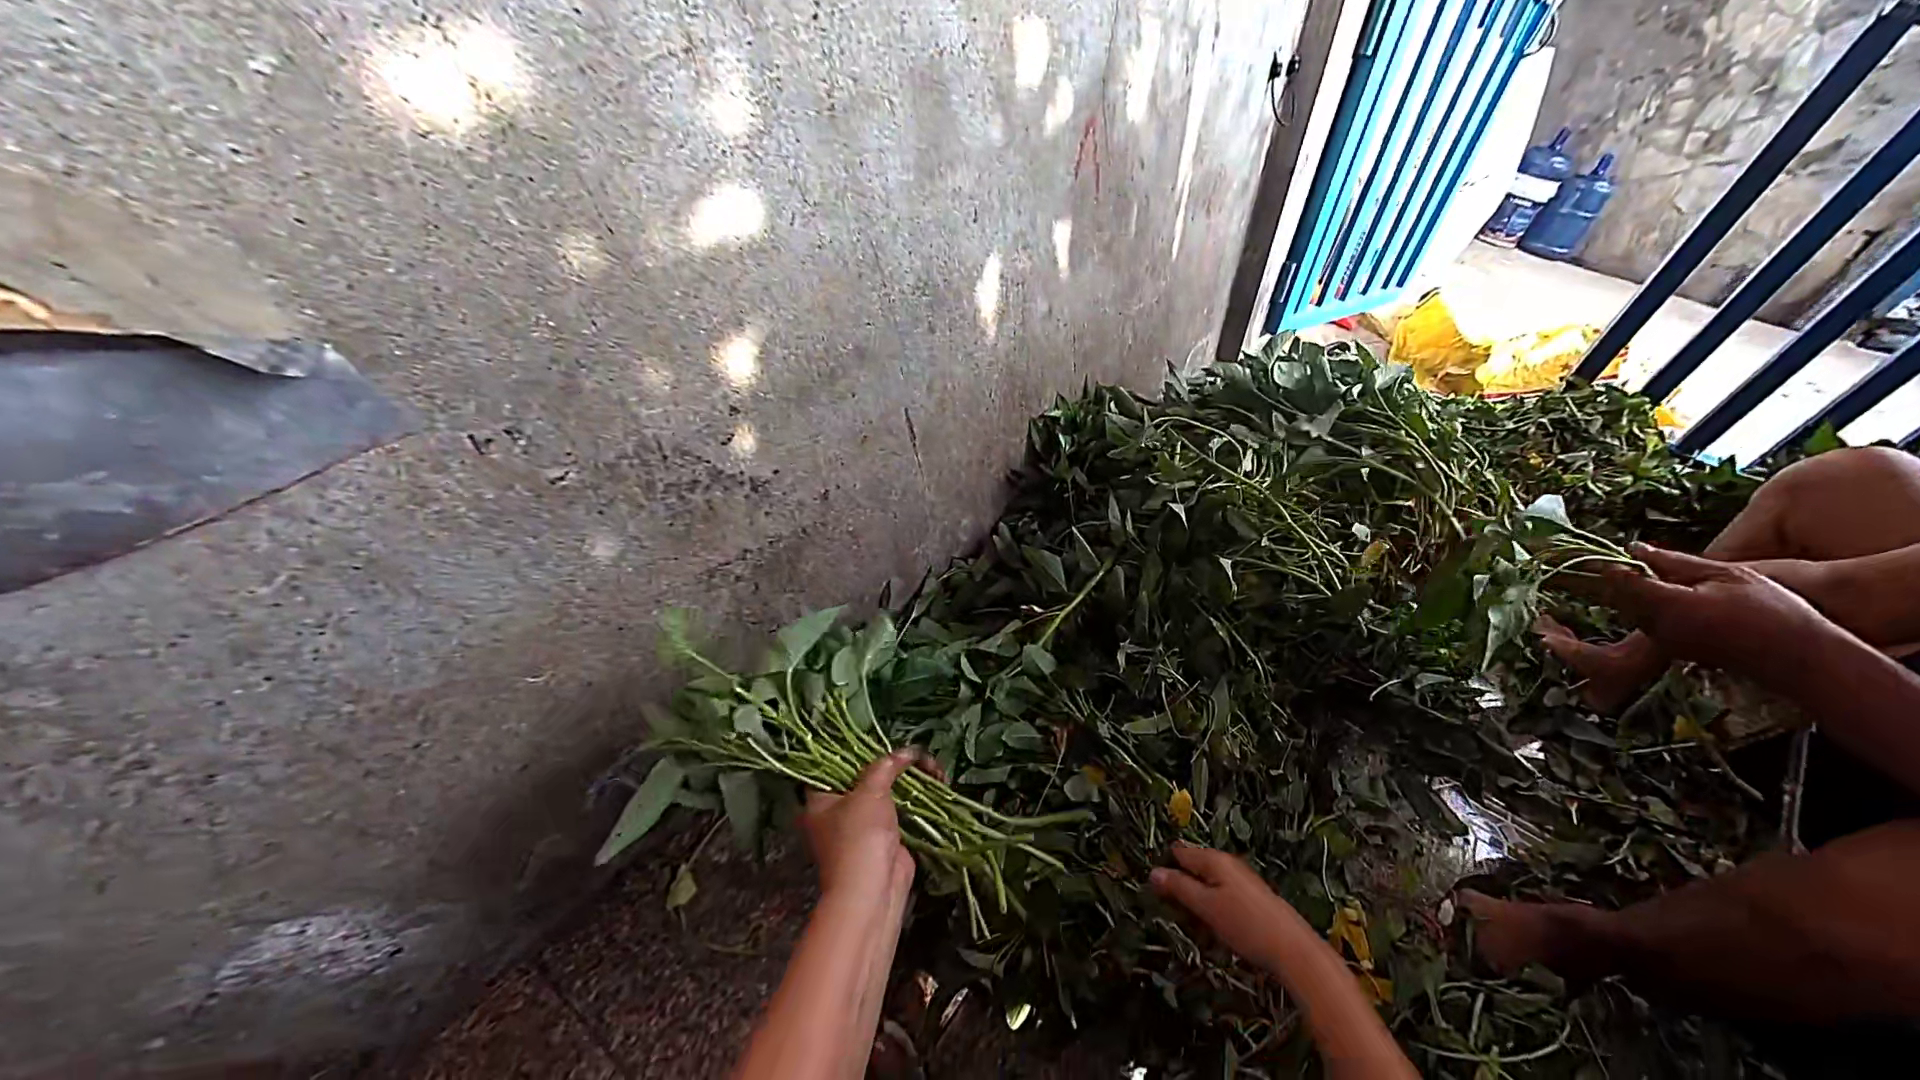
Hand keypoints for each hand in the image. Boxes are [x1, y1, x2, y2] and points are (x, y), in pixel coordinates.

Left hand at [801, 749, 937, 899]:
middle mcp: (837, 810)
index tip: (881, 738)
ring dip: (908, 780)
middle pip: (865, 777)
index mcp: (820, 798)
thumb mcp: (869, 791)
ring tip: (931, 766)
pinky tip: (934, 784)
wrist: (873, 890)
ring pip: (886, 793)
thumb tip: (907, 751)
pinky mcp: (885, 838)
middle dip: (892, 764)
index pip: (835, 763)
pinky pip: (900, 810)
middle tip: (915, 753)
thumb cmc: (859, 836)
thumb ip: (886, 766)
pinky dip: (916, 799)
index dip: (858, 748)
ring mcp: (862, 825)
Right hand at [1150, 844, 1309, 970]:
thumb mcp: (1206, 907)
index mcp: (1214, 859)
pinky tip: (1215, 928)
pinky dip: (1213, 907)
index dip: (1164, 867)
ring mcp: (1242, 880)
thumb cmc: (1247, 925)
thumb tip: (1153, 872)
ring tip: (1193, 923)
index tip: (1153, 888)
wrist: (1295, 951)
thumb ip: (1179, 887)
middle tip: (1171, 910)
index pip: (1179, 852)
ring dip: (1197, 900)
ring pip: (1208, 883)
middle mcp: (1228, 864)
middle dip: (1180, 885)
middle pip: (1194, 866)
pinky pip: (1222, 895)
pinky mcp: (1252, 898)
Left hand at [1603, 544, 1835, 679]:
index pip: (1620, 580)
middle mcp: (1654, 626)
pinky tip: (1692, 605)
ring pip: (1632, 609)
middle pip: (1621, 595)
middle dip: (1633, 579)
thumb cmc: (1773, 613)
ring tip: (1688, 588)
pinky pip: (1649, 623)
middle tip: (1664, 569)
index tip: (1634, 556)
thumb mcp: (1729, 576)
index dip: (1621, 564)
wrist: (1802, 660)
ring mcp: (1661, 640)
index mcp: (1666, 605)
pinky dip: (1658, 609)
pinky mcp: (1671, 649)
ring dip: (1645, 595)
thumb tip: (1635, 549)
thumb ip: (1675, 562)